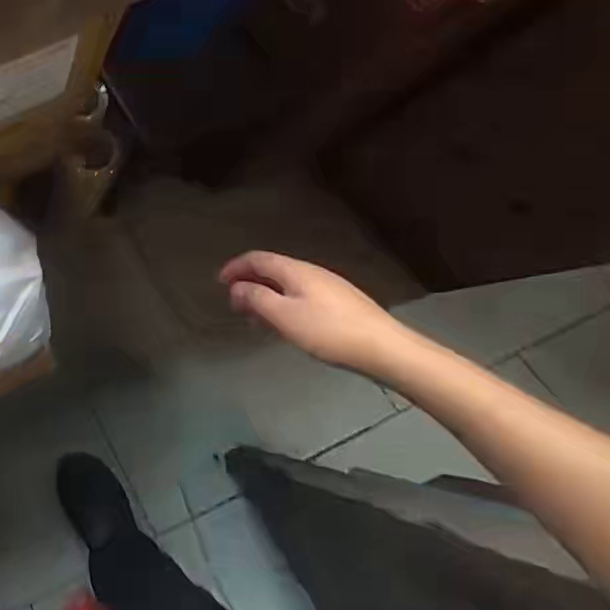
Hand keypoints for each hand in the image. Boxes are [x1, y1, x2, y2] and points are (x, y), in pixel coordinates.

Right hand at [219, 251, 420, 374]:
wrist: (389, 351)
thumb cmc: (329, 331)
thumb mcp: (283, 316)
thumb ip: (255, 298)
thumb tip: (237, 287)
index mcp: (294, 270)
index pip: (256, 258)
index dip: (234, 267)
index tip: (219, 283)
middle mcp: (312, 272)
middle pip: (272, 270)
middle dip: (249, 283)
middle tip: (236, 304)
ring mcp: (331, 287)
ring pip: (288, 284)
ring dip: (267, 296)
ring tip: (258, 318)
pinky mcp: (343, 304)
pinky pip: (303, 295)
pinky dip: (285, 303)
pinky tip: (289, 324)